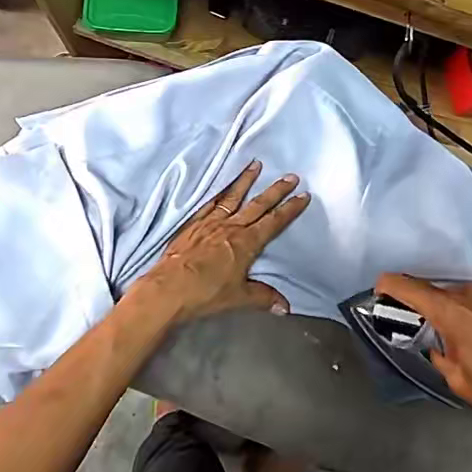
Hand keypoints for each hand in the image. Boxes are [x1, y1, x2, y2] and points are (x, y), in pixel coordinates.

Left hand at [125, 161, 309, 322]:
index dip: (291, 209)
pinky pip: (209, 203)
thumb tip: (285, 307)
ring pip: (233, 197)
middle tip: (290, 176)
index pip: (275, 222)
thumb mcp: (239, 298)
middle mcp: (231, 227)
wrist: (167, 290)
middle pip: (259, 204)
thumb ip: (263, 297)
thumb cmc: (206, 293)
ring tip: (256, 164)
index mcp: (247, 242)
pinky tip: (222, 186)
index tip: (304, 195)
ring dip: (246, 180)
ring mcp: (210, 223)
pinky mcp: (192, 225)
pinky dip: (218, 193)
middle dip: (277, 190)